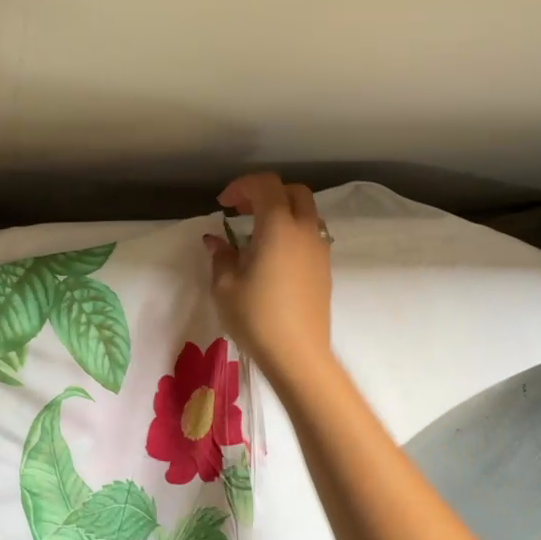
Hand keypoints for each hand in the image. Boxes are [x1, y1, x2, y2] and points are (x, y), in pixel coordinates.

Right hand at [203, 172, 333, 376]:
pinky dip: (291, 231)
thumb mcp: (225, 287)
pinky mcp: (324, 268)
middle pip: (293, 192)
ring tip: (255, 234)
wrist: (297, 354)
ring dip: (281, 212)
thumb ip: (221, 257)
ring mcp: (319, 249)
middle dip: (266, 193)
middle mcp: (304, 231)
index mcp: (278, 228)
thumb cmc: (256, 317)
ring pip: (306, 212)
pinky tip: (271, 255)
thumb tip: (216, 241)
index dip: (242, 186)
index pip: (266, 186)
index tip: (223, 205)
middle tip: (241, 212)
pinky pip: (310, 234)